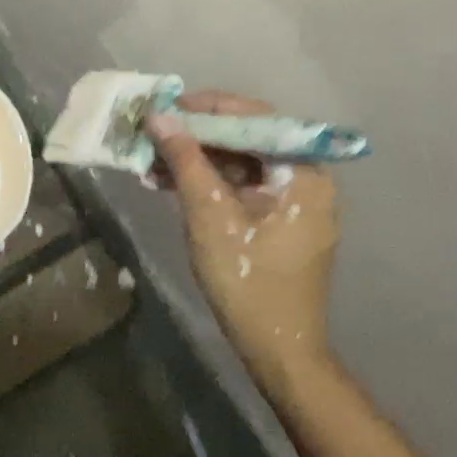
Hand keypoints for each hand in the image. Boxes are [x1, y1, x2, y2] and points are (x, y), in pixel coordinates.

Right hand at [147, 91, 338, 375]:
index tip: (165, 109)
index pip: (255, 117)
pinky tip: (166, 182)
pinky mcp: (278, 217)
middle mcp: (306, 178)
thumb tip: (159, 115)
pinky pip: (239, 182)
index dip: (207, 107)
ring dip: (194, 157)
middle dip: (195, 134)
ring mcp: (292, 199)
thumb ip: (185, 159)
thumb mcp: (209, 215)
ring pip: (238, 159)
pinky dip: (205, 179)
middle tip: (152, 133)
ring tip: (150, 161)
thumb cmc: (248, 280)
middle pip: (246, 136)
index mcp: (303, 173)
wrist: (277, 349)